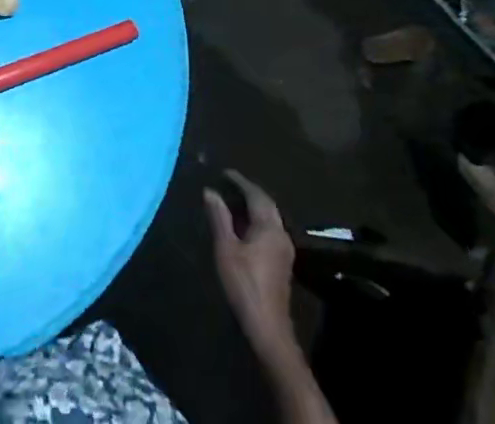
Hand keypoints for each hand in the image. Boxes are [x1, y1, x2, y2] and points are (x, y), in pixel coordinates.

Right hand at [204, 169, 296, 348]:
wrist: (266, 322)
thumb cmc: (243, 281)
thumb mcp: (225, 247)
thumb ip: (219, 217)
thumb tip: (210, 191)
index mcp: (269, 229)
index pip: (257, 196)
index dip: (241, 182)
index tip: (225, 172)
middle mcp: (281, 235)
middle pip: (267, 206)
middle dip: (249, 191)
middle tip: (228, 182)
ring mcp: (283, 249)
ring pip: (269, 218)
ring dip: (253, 205)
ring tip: (231, 198)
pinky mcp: (280, 260)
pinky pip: (269, 229)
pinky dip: (255, 218)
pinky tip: (241, 223)